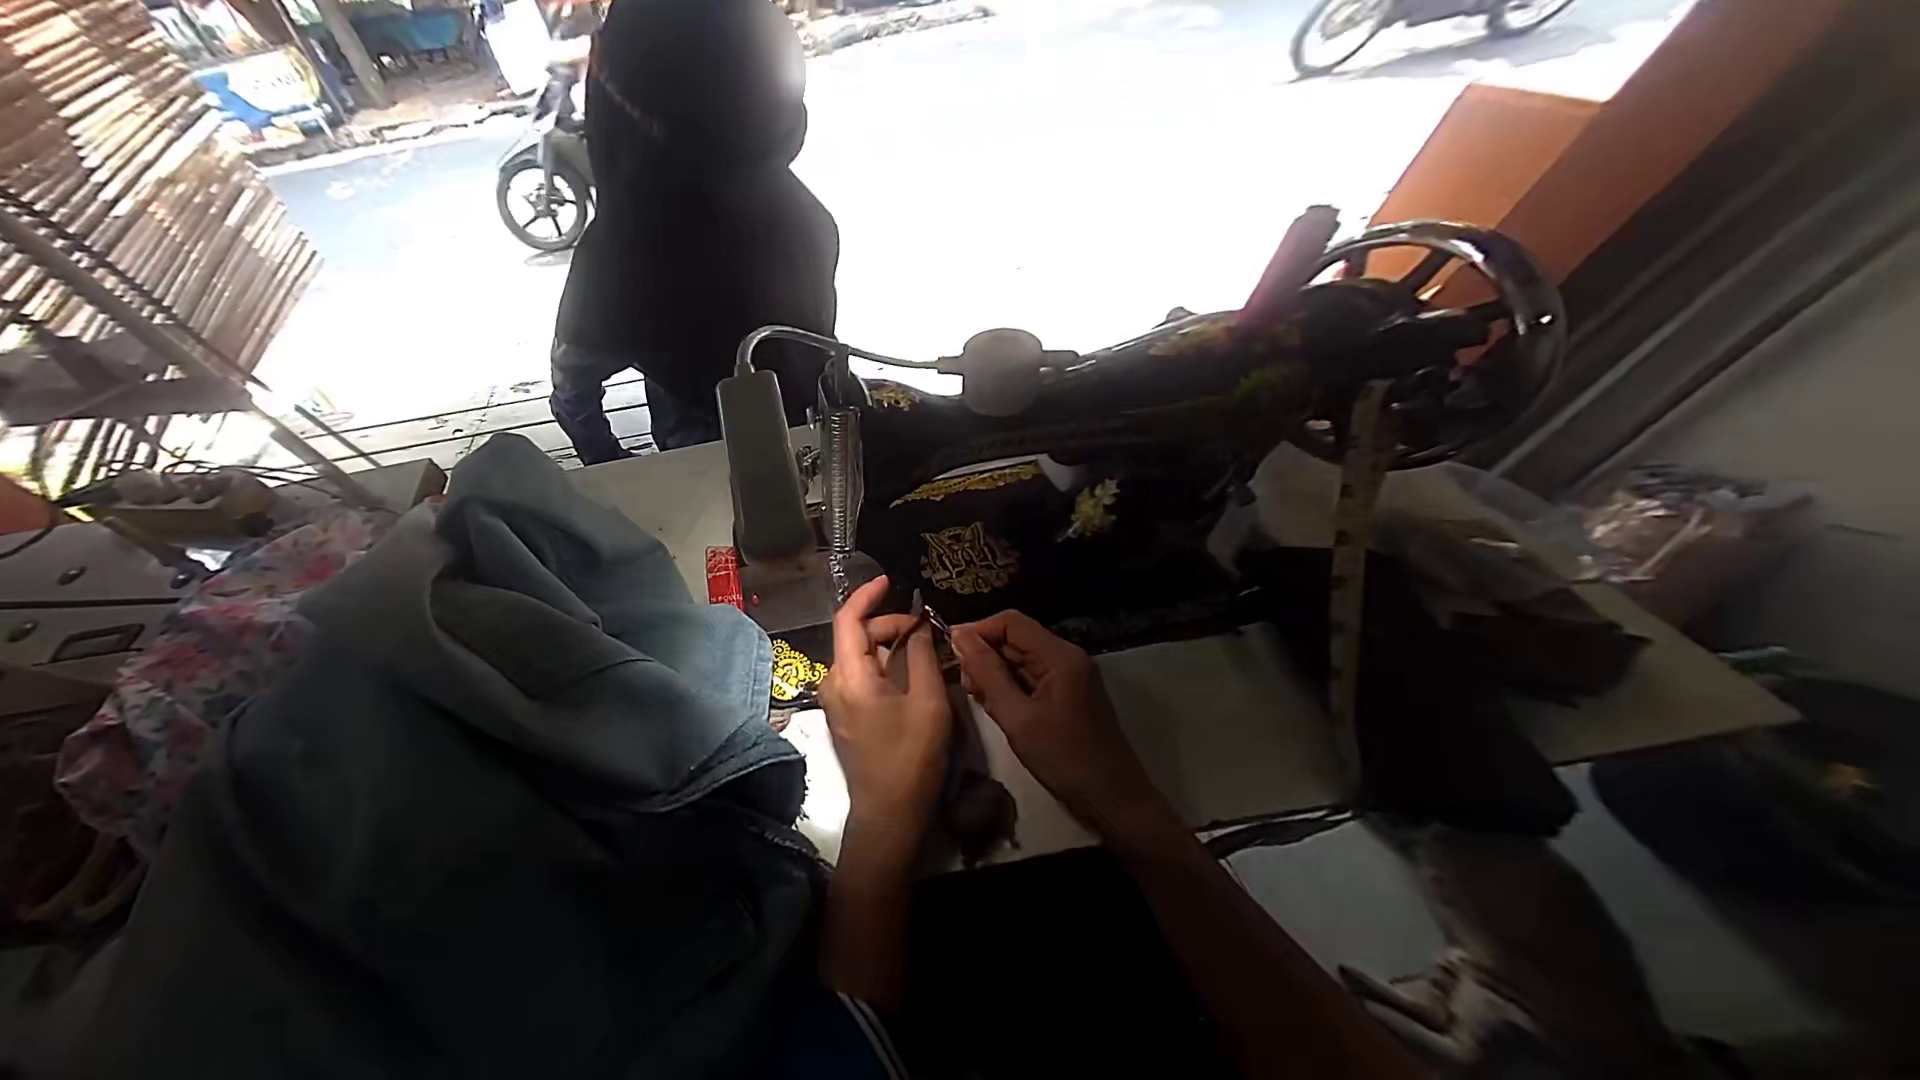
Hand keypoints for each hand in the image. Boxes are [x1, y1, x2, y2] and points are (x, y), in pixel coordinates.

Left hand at [820, 576, 950, 842]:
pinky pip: (864, 674)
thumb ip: (922, 656)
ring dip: (891, 644)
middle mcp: (834, 684)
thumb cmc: (910, 758)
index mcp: (849, 677)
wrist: (889, 815)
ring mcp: (838, 700)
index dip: (867, 595)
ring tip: (925, 648)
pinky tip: (913, 669)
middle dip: (890, 624)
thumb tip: (919, 624)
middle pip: (857, 636)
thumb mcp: (928, 702)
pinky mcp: (847, 713)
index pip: (848, 619)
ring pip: (862, 655)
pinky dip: (887, 664)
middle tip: (927, 629)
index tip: (890, 581)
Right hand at [950, 611, 1171, 836]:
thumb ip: (988, 675)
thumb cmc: (1064, 758)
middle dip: (985, 653)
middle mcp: (1068, 656)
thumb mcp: (1018, 718)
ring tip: (977, 695)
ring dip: (995, 671)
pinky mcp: (1069, 692)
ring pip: (1022, 658)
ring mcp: (1070, 675)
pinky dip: (1010, 684)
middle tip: (962, 681)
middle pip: (1017, 638)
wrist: (1112, 798)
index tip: (949, 649)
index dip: (978, 630)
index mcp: (1060, 655)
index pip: (1011, 622)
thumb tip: (960, 638)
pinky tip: (996, 704)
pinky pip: (1032, 676)